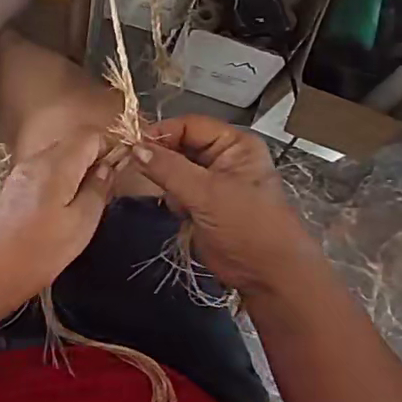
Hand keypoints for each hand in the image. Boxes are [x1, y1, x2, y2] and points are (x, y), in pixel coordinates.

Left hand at [0, 129, 113, 298]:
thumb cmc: (38, 251)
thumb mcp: (80, 225)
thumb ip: (98, 190)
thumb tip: (109, 165)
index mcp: (56, 164)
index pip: (90, 135)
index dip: (110, 146)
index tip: (123, 170)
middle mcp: (36, 160)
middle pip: (72, 144)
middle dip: (94, 159)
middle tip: (109, 189)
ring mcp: (21, 173)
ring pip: (57, 159)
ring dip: (77, 172)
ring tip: (88, 203)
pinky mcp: (12, 188)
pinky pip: (43, 173)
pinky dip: (60, 182)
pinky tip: (64, 209)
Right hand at [128, 115, 309, 294]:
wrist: (269, 275)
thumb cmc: (247, 226)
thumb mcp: (207, 192)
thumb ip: (168, 168)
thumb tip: (135, 149)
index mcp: (234, 144)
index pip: (189, 125)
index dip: (161, 133)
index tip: (132, 146)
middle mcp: (223, 157)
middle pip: (179, 145)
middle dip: (160, 157)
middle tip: (134, 166)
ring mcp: (212, 182)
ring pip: (174, 169)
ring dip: (164, 180)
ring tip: (167, 195)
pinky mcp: (202, 204)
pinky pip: (176, 190)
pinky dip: (170, 197)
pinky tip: (176, 210)